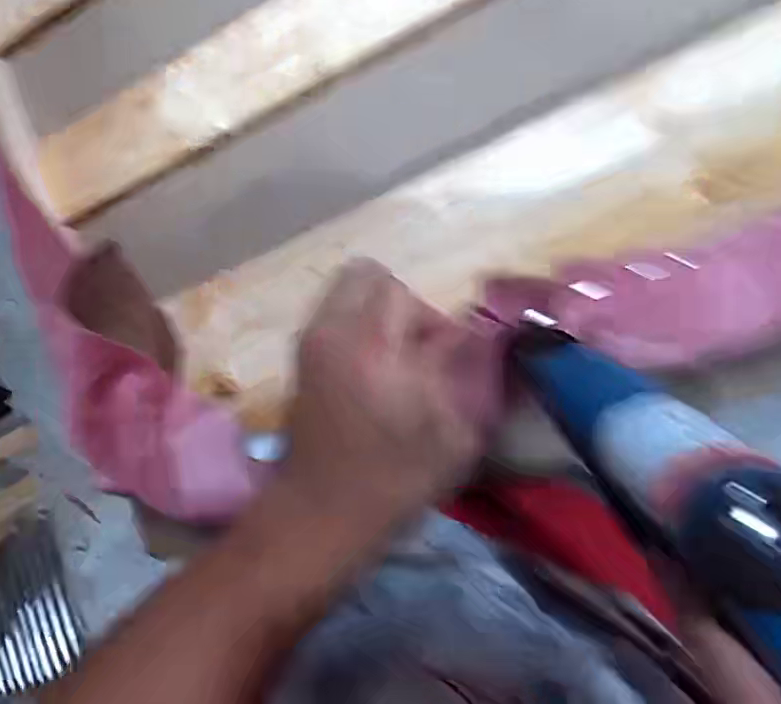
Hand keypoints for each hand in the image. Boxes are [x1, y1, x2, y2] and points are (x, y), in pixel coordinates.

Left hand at [273, 259, 506, 534]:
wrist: (320, 507)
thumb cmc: (394, 479)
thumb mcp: (455, 433)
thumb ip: (472, 368)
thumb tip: (482, 326)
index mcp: (369, 345)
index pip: (398, 290)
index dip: (430, 318)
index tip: (441, 357)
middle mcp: (330, 328)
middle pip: (365, 273)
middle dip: (400, 301)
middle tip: (416, 350)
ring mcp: (307, 336)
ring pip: (345, 287)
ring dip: (375, 310)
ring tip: (392, 360)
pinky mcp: (298, 350)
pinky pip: (331, 310)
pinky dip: (355, 322)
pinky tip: (367, 369)